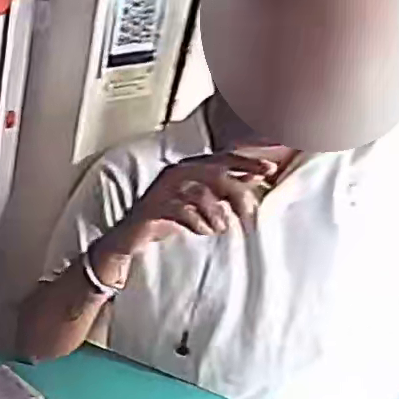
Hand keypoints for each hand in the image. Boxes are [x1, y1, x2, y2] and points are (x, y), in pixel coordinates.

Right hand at [97, 151, 278, 258]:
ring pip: (200, 194)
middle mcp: (174, 174)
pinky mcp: (153, 209)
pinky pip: (182, 212)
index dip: (246, 163)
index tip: (270, 171)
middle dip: (236, 193)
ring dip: (216, 213)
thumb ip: (223, 191)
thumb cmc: (163, 220)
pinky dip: (197, 222)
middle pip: (214, 174)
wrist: (127, 239)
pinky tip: (204, 231)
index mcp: (186, 168)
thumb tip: (255, 179)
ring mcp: (161, 191)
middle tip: (249, 213)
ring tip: (222, 228)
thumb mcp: (198, 204)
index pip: (221, 159)